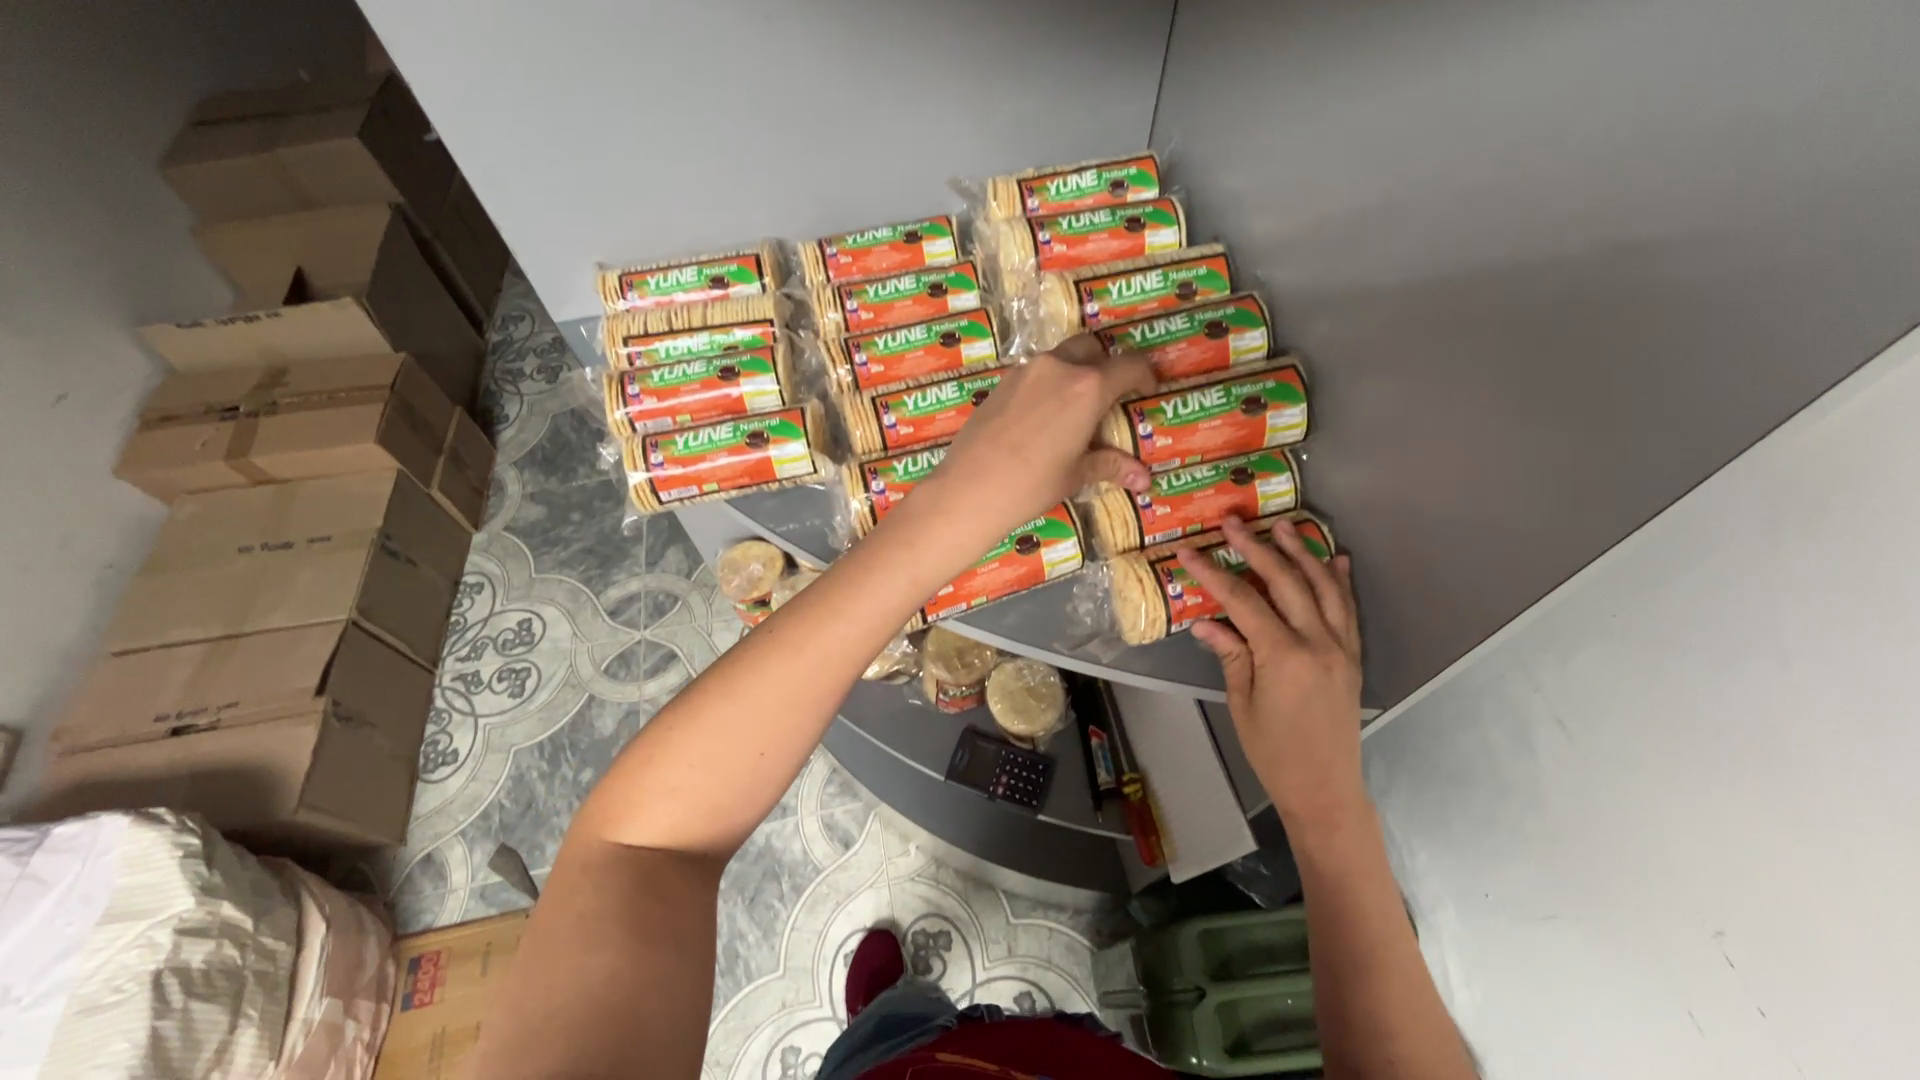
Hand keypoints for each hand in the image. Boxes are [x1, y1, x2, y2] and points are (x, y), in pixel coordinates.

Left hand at [913, 335, 1154, 546]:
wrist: (970, 487)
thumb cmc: (1032, 484)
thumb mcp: (1076, 474)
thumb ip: (1110, 465)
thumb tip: (1144, 479)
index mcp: (1088, 387)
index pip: (1128, 366)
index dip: (1144, 374)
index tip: (1148, 388)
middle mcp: (1058, 368)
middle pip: (1092, 348)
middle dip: (1107, 364)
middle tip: (1111, 394)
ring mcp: (1026, 371)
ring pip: (1060, 357)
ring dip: (1075, 371)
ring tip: (1076, 407)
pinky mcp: (1001, 382)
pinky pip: (1035, 373)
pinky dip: (1048, 383)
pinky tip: (1043, 416)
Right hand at [1177, 515, 1366, 828]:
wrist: (1325, 787)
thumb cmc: (1274, 752)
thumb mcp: (1242, 703)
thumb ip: (1231, 656)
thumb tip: (1206, 622)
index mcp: (1284, 655)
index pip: (1242, 601)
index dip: (1213, 573)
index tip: (1190, 551)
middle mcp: (1318, 642)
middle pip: (1285, 582)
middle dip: (1257, 548)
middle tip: (1234, 522)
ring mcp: (1341, 647)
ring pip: (1324, 587)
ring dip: (1303, 553)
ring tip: (1284, 526)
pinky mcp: (1353, 656)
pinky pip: (1349, 609)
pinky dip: (1341, 581)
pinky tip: (1336, 560)